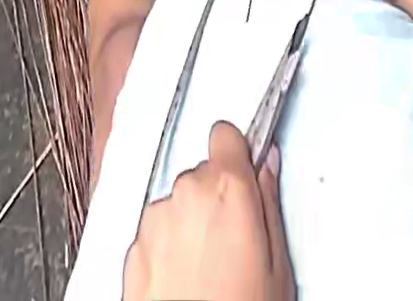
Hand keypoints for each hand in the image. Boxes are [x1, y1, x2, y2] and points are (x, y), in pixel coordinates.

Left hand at [122, 121, 293, 300]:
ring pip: (180, 200)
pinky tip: (186, 280)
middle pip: (204, 171)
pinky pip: (158, 227)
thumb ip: (269, 203)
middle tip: (235, 241)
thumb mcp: (278, 266)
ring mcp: (156, 216)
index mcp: (227, 187)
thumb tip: (266, 166)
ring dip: (192, 221)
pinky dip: (169, 244)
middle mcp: (187, 191)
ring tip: (210, 269)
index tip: (244, 169)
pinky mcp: (134, 242)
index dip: (236, 151)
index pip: (226, 133)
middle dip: (217, 196)